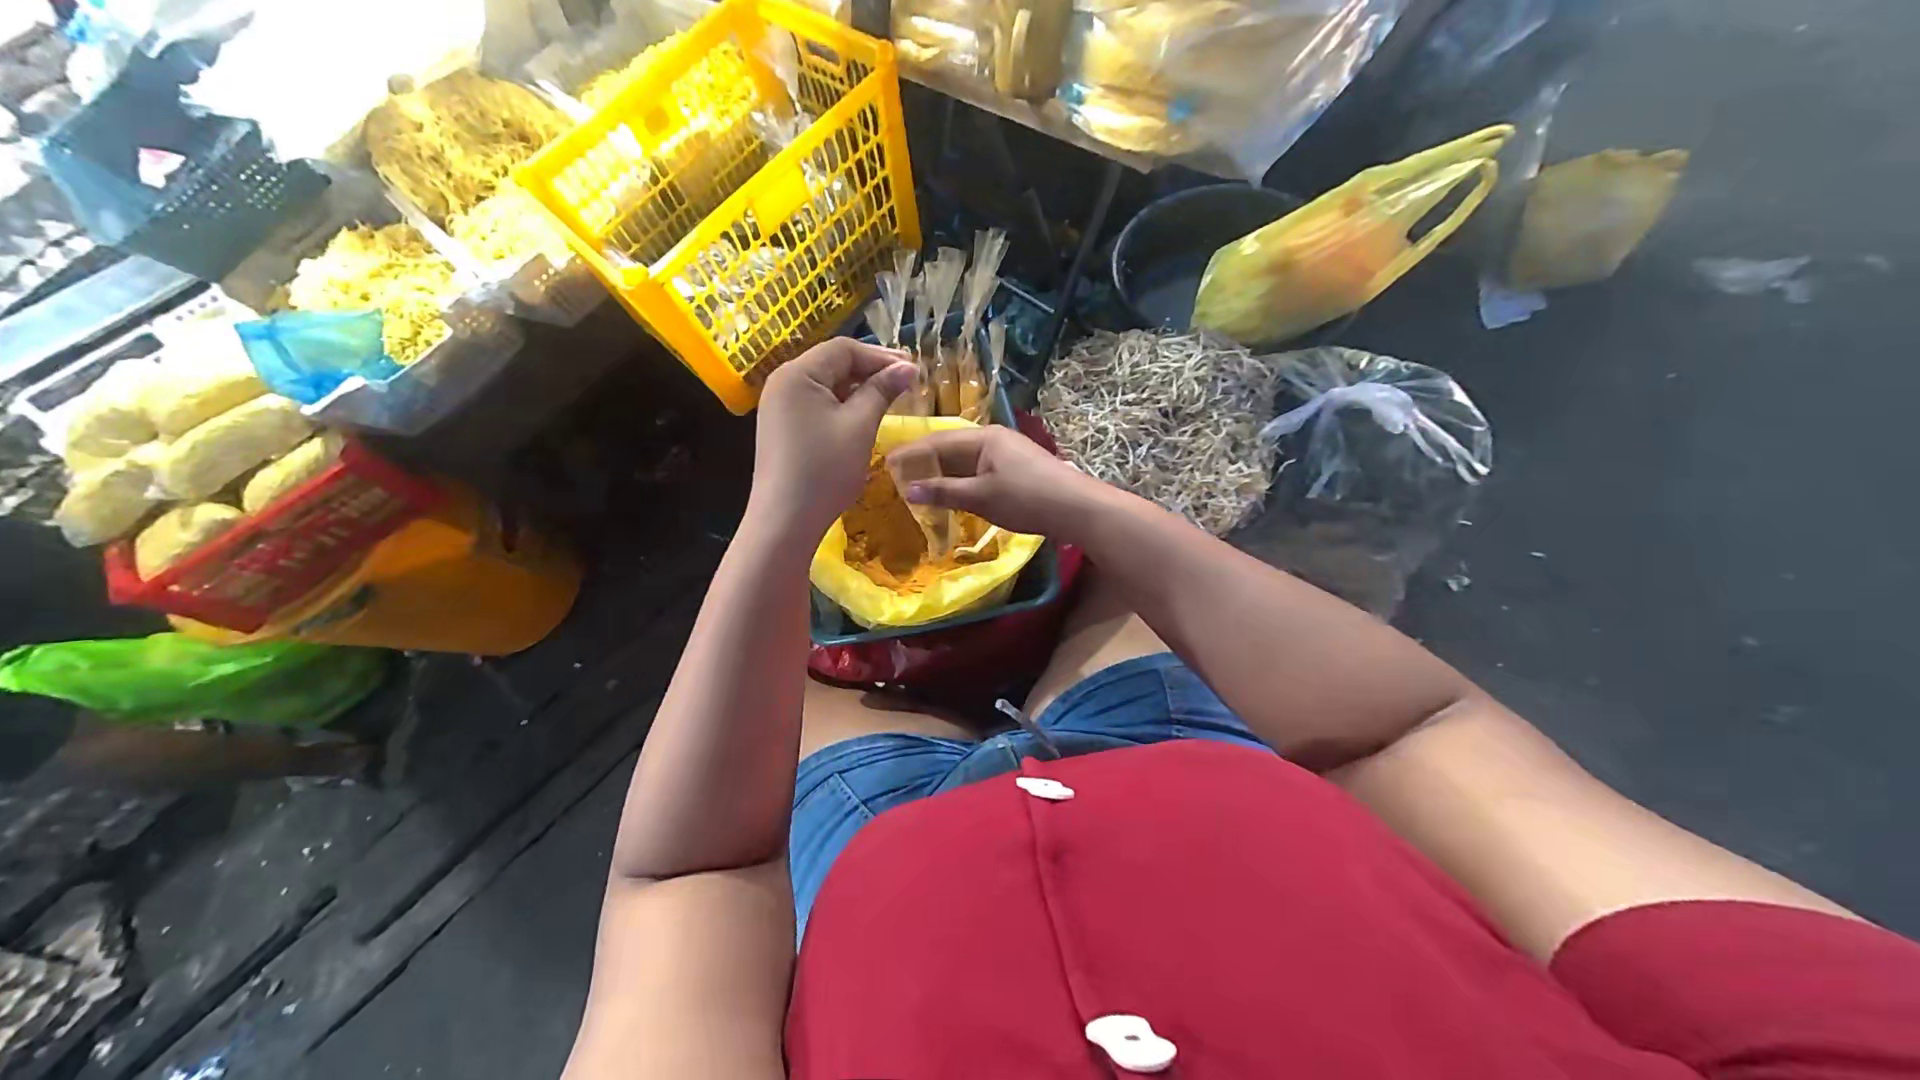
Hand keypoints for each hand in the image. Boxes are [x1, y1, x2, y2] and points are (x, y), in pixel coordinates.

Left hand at [749, 338, 915, 537]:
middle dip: (870, 371)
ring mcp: (778, 406)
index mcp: (797, 374)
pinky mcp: (781, 428)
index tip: (913, 370)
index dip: (881, 356)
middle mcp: (783, 382)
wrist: (785, 520)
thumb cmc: (825, 470)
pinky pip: (816, 405)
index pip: (844, 349)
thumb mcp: (860, 426)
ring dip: (858, 389)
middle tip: (906, 383)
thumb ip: (882, 391)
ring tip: (890, 399)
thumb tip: (907, 368)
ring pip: (825, 385)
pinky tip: (863, 417)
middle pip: (832, 363)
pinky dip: (842, 406)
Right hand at [895, 425, 1111, 539]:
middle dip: (924, 463)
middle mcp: (993, 439)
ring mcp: (1006, 454)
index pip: (937, 442)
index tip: (885, 464)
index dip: (910, 453)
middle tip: (897, 478)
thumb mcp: (981, 497)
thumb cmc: (1027, 498)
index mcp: (983, 438)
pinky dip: (960, 483)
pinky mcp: (1016, 470)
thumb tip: (910, 490)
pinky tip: (951, 495)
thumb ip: (945, 492)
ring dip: (942, 475)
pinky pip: (978, 472)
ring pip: (965, 462)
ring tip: (918, 488)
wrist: (1077, 508)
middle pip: (950, 449)